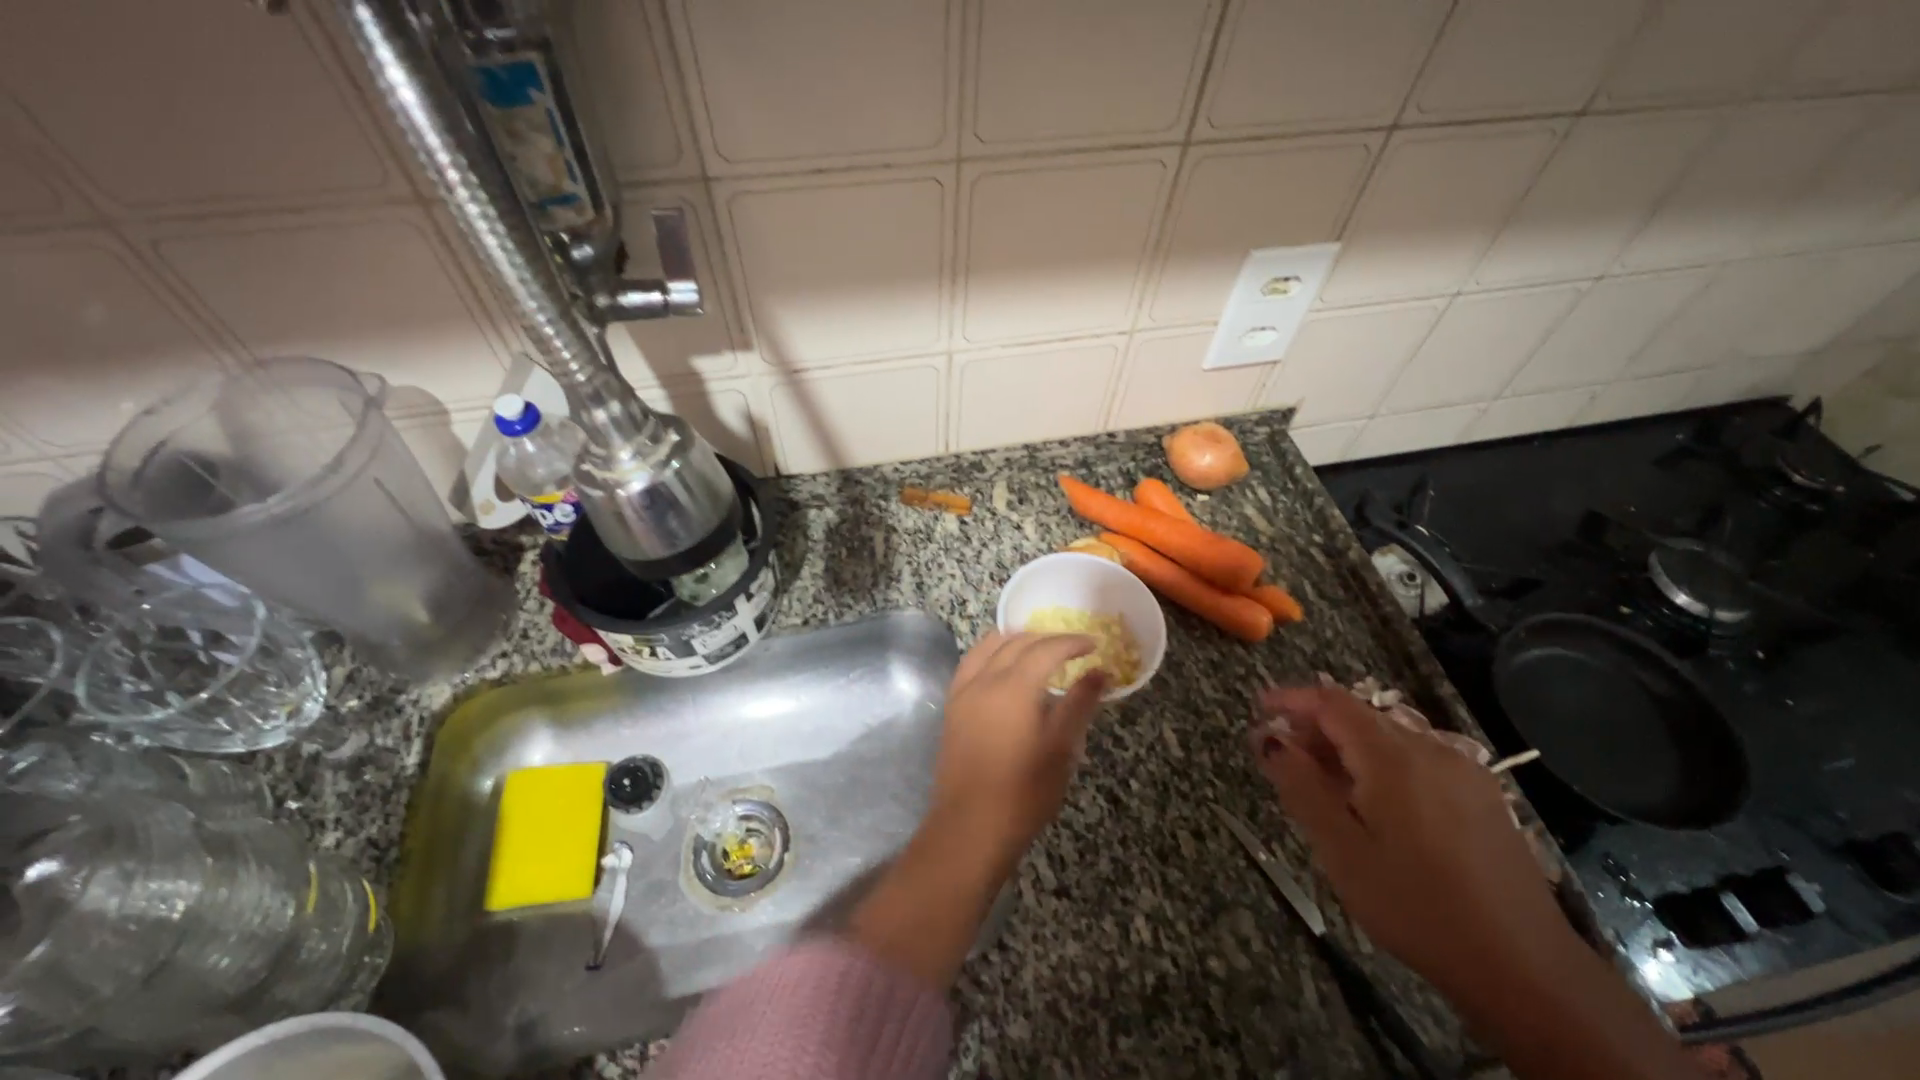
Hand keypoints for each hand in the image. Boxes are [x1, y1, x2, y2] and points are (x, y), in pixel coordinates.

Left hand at [847, 632, 1104, 989]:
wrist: (970, 827)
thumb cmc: (1024, 792)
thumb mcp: (1062, 748)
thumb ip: (1080, 704)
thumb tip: (1101, 671)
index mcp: (1013, 686)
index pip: (1046, 649)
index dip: (1072, 642)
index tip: (1094, 644)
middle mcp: (983, 680)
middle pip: (1016, 643)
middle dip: (1046, 638)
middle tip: (1072, 648)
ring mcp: (962, 693)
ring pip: (988, 648)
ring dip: (1015, 641)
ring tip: (1039, 651)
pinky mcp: (952, 709)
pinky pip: (971, 665)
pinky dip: (992, 656)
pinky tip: (1005, 670)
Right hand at [1250, 685, 1576, 997]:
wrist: (1520, 962)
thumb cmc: (1416, 906)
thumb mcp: (1342, 851)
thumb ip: (1302, 787)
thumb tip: (1270, 739)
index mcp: (1394, 757)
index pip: (1333, 702)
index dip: (1293, 699)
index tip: (1259, 709)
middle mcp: (1432, 749)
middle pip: (1363, 716)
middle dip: (1316, 727)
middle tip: (1280, 757)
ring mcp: (1464, 772)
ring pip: (1392, 739)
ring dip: (1349, 747)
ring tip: (1320, 783)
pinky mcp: (1482, 797)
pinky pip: (1420, 761)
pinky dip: (1382, 765)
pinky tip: (1372, 804)